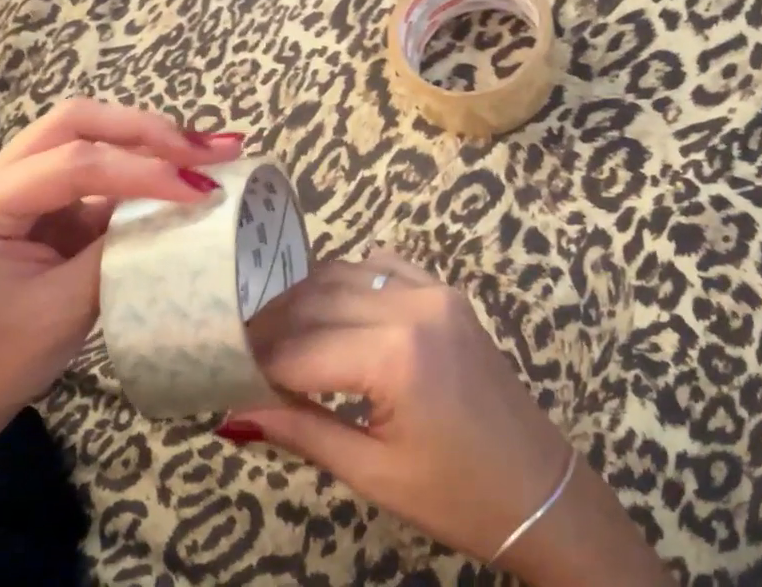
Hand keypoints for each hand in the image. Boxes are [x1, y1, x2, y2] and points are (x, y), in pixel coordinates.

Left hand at [0, 99, 242, 450]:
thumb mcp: (63, 309)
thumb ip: (119, 251)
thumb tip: (182, 212)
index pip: (77, 163)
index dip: (144, 170)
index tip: (202, 190)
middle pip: (79, 122)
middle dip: (148, 131)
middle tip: (210, 150)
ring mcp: (21, 186)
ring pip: (89, 135)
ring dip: (149, 141)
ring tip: (208, 151)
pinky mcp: (45, 204)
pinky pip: (96, 169)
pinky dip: (140, 169)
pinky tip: (179, 176)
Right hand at [228, 253, 670, 585]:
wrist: (539, 489)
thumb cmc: (457, 495)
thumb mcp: (372, 472)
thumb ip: (300, 430)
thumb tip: (232, 414)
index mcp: (396, 355)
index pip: (297, 349)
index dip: (254, 364)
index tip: (222, 376)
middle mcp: (413, 305)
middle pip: (314, 298)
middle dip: (271, 327)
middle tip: (242, 356)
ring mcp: (435, 291)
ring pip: (344, 271)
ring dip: (305, 300)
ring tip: (280, 338)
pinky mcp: (448, 292)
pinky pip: (383, 265)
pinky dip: (348, 281)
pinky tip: (332, 313)